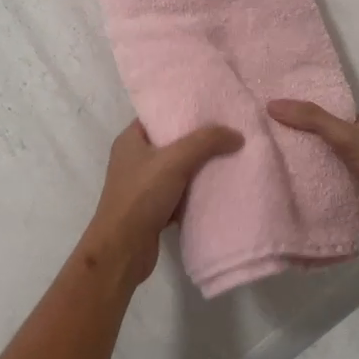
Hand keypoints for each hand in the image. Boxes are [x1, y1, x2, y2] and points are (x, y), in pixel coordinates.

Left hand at [78, 122, 243, 288]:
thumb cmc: (141, 196)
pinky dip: (194, 194)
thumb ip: (205, 143)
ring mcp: (142, 185)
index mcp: (130, 140)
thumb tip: (236, 134)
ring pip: (176, 170)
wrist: (122, 249)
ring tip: (229, 158)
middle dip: (196, 141)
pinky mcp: (151, 209)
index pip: (158, 116)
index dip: (182, 111)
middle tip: (227, 134)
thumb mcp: (174, 161)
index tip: (211, 109)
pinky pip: (178, 194)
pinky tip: (217, 190)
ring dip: (198, 169)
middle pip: (170, 143)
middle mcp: (133, 159)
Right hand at [267, 100, 358, 258]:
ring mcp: (343, 172)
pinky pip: (313, 187)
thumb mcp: (347, 136)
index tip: (262, 103)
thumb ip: (312, 119)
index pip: (317, 110)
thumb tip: (271, 104)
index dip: (293, 106)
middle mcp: (347, 146)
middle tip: (250, 130)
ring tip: (253, 154)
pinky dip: (297, 185)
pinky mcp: (339, 196)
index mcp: (353, 125)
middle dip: (286, 135)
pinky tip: (271, 182)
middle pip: (310, 137)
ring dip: (290, 162)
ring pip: (310, 163)